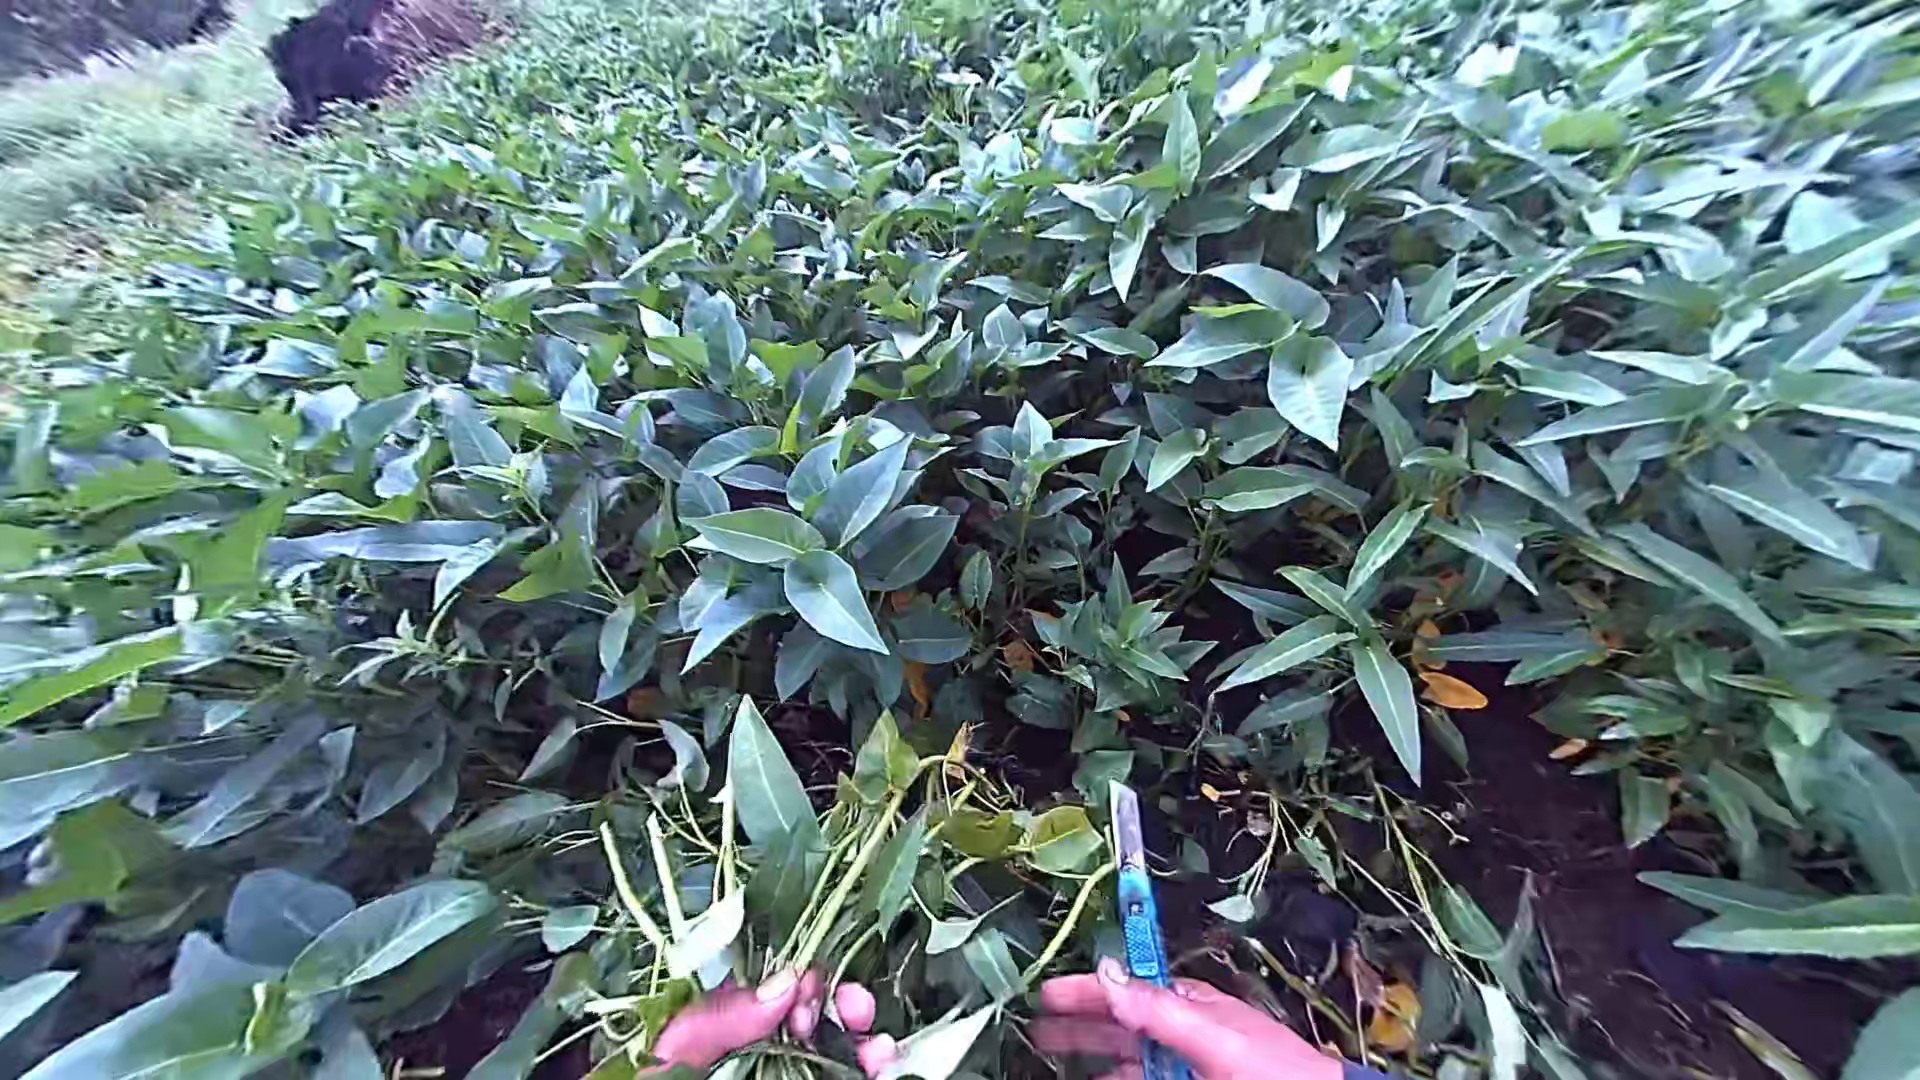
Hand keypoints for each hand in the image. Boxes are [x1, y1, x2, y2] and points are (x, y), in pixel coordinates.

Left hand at [645, 970, 895, 1074]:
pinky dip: (866, 1068)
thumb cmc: (647, 1079)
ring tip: (878, 1046)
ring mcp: (779, 1070)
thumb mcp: (670, 1054)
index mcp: (729, 1025)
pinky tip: (882, 1067)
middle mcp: (760, 1046)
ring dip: (864, 1039)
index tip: (812, 986)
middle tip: (857, 1005)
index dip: (806, 978)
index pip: (779, 986)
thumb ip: (721, 1018)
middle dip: (845, 1002)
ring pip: (836, 1048)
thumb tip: (788, 978)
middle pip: (816, 1014)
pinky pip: (841, 1076)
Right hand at [1032, 957, 1343, 1079]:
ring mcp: (1187, 1071)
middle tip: (1037, 1029)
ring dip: (1094, 1061)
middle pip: (1119, 1027)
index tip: (1048, 992)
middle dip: (1079, 1025)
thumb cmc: (1274, 1072)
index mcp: (1187, 1006)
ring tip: (1055, 1063)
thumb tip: (1105, 971)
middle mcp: (1182, 1035)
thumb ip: (1158, 1007)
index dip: (1086, 989)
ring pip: (1129, 1063)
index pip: (1124, 990)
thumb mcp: (1214, 1035)